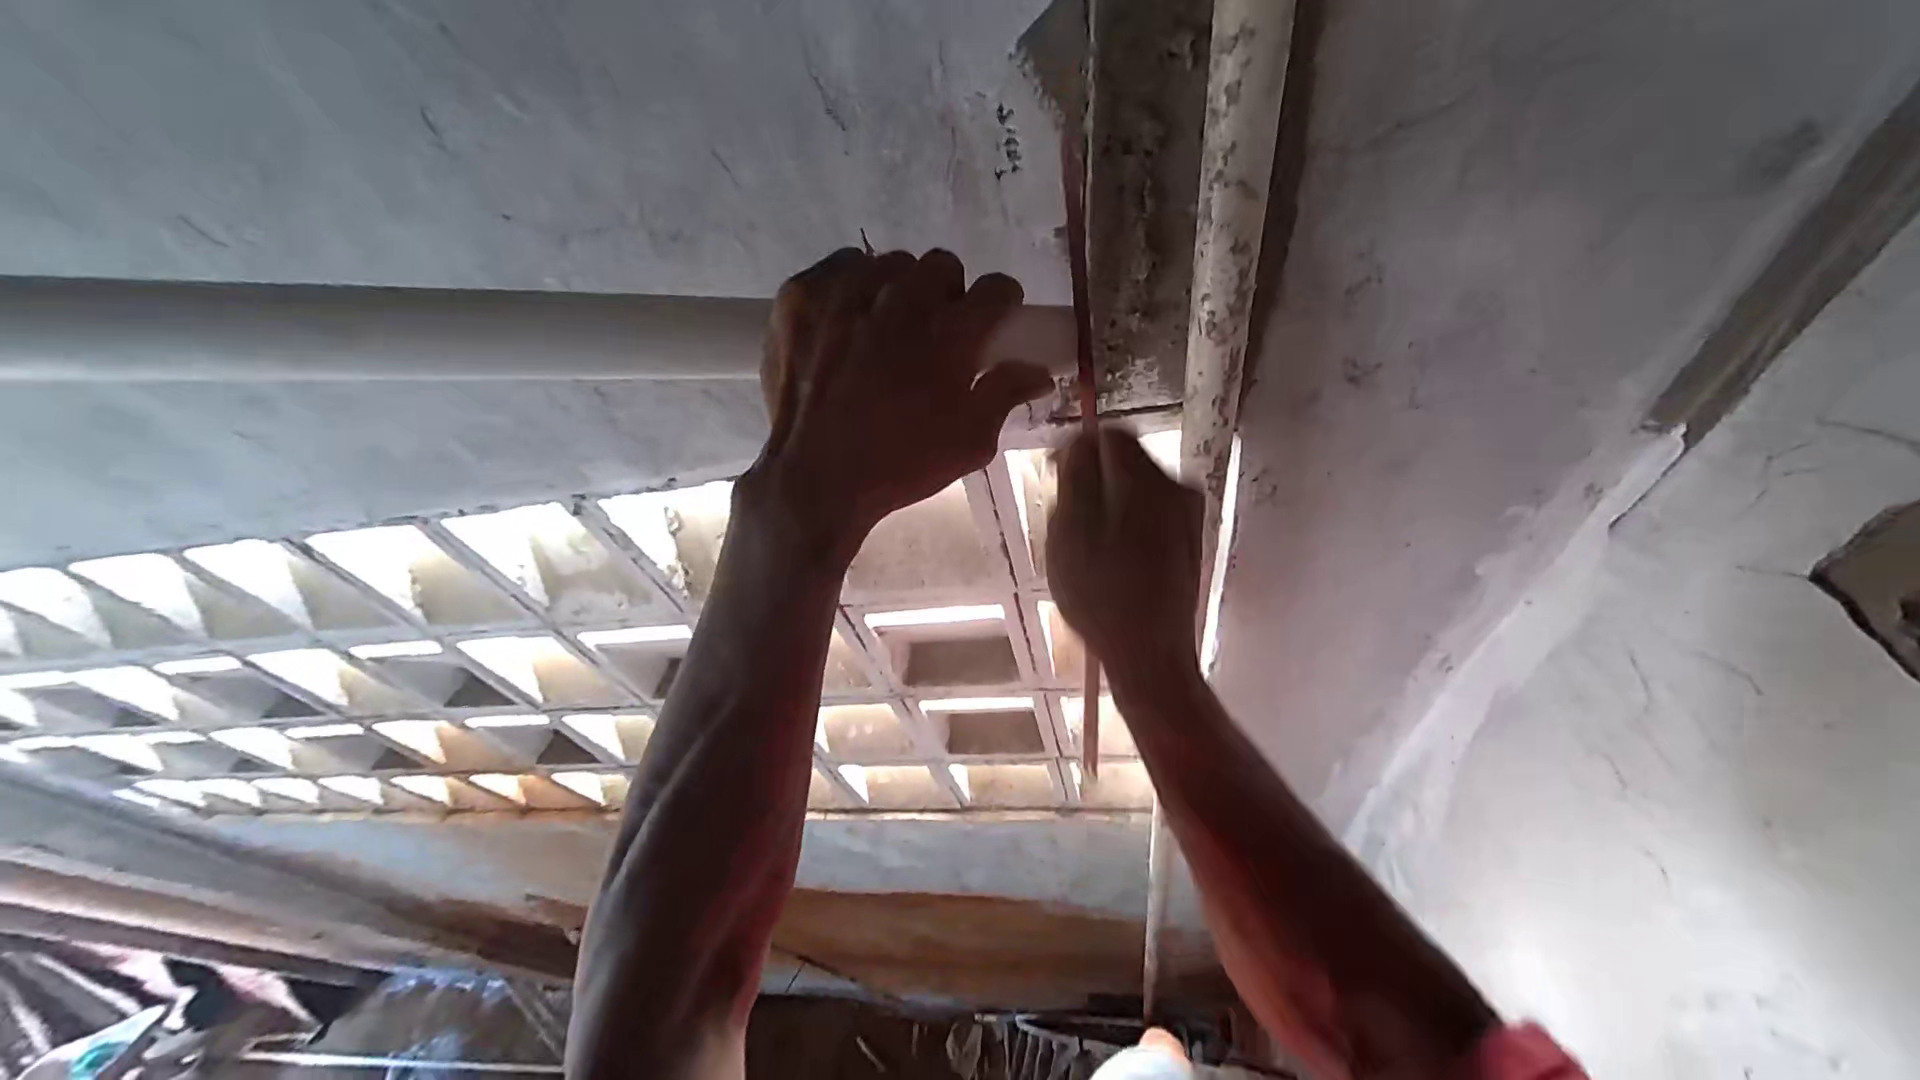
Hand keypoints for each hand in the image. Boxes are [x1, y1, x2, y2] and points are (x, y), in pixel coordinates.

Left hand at [741, 248, 1051, 559]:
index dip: (1002, 303)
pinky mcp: (803, 298)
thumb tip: (1038, 372)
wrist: (815, 478)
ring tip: (888, 327)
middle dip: (949, 293)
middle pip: (942, 267)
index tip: (995, 319)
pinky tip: (848, 320)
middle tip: (937, 330)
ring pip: (890, 264)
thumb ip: (1005, 395)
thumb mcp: (968, 442)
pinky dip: (851, 285)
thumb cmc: (899, 465)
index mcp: (951, 334)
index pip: (996, 290)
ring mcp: (847, 293)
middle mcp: (902, 300)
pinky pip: (839, 267)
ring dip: (900, 288)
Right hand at [1046, 428, 1204, 670]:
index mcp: (1146, 483)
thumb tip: (1078, 443)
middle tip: (1066, 516)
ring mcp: (1188, 515)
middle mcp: (1176, 490)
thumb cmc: (1101, 598)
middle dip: (1093, 478)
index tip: (1054, 472)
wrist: (1150, 654)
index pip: (1111, 435)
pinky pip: (1151, 510)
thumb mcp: (1069, 535)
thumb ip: (1075, 479)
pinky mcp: (1189, 538)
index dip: (1078, 447)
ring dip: (1108, 501)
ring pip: (1137, 486)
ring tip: (1085, 543)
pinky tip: (1111, 556)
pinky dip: (1127, 520)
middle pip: (1127, 459)